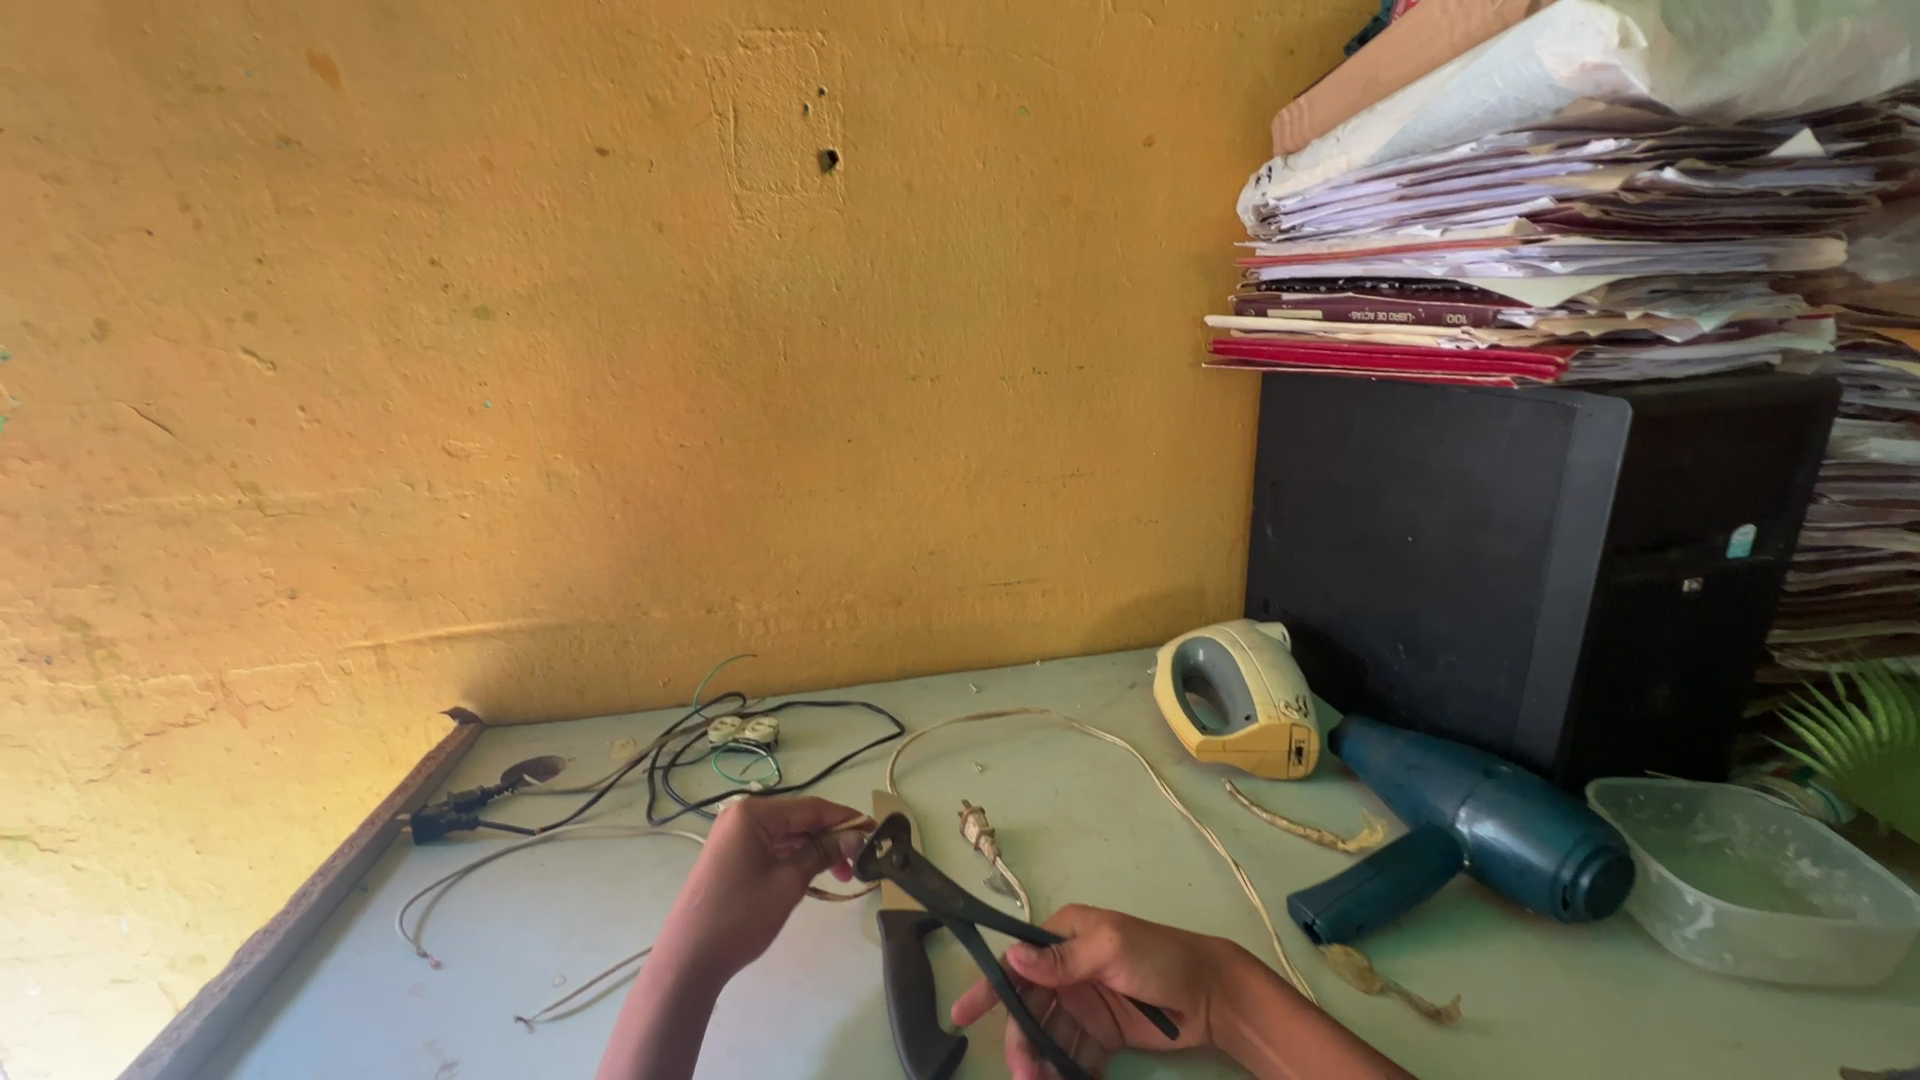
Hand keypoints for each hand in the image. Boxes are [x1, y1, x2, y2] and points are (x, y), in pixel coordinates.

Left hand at [651, 796, 869, 985]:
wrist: (688, 960)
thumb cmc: (740, 916)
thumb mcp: (789, 882)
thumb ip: (823, 853)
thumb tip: (855, 837)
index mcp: (753, 814)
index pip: (810, 807)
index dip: (844, 818)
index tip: (873, 830)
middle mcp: (741, 817)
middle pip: (798, 819)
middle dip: (830, 838)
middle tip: (856, 862)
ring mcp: (733, 837)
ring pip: (786, 835)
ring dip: (814, 850)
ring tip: (838, 874)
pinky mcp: (730, 857)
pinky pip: (771, 847)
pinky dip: (794, 857)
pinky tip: (812, 873)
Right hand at [950, 904, 1242, 1079]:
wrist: (1211, 993)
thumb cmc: (1158, 956)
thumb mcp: (1110, 948)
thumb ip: (1062, 959)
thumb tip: (1013, 957)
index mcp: (1065, 936)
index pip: (1018, 962)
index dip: (989, 987)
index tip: (961, 1016)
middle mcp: (1068, 969)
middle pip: (1030, 1008)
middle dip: (1022, 1041)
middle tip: (1024, 1075)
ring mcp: (1085, 1002)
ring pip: (1050, 1036)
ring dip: (1043, 1063)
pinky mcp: (1103, 1033)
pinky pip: (1075, 1055)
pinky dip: (1069, 1072)